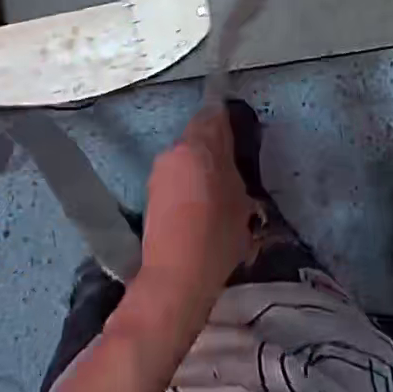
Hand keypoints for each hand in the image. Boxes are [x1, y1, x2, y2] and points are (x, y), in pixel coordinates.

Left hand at [139, 103, 259, 302]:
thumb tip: (229, 161)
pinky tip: (202, 206)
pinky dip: (189, 182)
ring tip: (220, 191)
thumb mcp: (241, 203)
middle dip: (215, 145)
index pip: (213, 114)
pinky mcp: (151, 192)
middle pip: (197, 135)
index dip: (227, 115)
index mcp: (197, 147)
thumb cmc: (216, 237)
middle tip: (236, 164)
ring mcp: (158, 172)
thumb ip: (234, 171)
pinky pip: (176, 175)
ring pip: (185, 156)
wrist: (174, 277)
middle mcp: (173, 151)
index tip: (238, 122)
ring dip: (201, 165)